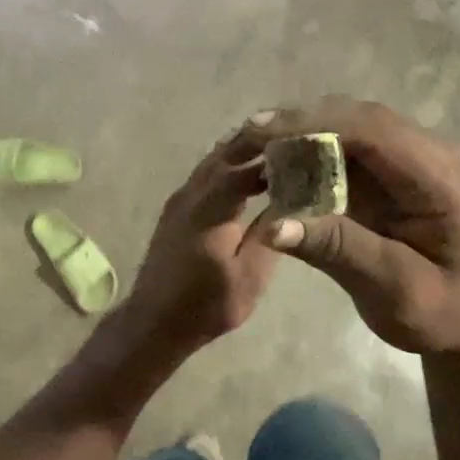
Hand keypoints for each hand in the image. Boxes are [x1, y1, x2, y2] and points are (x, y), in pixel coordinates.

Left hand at [122, 132, 279, 349]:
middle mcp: (191, 195)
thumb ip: (270, 235)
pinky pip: (204, 175)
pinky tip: (246, 173)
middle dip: (257, 143)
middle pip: (225, 155)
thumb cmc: (205, 305)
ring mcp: (179, 201)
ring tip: (275, 148)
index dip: (275, 154)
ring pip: (211, 162)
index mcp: (210, 209)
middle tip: (293, 136)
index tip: (305, 146)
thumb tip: (294, 202)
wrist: (153, 322)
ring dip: (240, 151)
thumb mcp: (249, 277)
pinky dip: (226, 166)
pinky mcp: (175, 210)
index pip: (245, 166)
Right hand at [241, 97, 459, 355]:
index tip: (260, 132)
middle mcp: (434, 158)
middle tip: (246, 138)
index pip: (374, 131)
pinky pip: (352, 150)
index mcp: (442, 180)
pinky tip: (280, 163)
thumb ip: (338, 251)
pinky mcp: (397, 175)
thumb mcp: (392, 290)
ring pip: (354, 128)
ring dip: (305, 133)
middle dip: (302, 122)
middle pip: (361, 119)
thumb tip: (273, 226)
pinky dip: (314, 152)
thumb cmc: (440, 315)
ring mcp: (416, 163)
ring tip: (254, 146)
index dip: (315, 124)